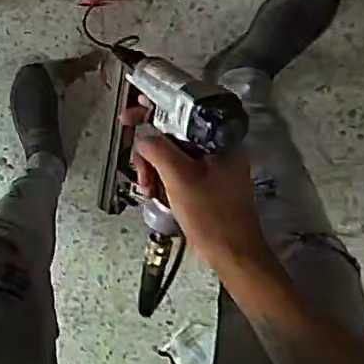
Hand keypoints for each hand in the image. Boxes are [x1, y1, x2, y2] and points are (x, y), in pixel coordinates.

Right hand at [131, 118, 268, 271]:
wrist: (233, 255)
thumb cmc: (211, 215)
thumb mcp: (179, 178)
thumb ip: (158, 150)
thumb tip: (143, 138)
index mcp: (219, 140)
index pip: (183, 112)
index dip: (154, 109)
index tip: (131, 114)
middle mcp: (218, 148)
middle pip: (172, 135)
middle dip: (150, 151)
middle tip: (138, 168)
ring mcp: (212, 166)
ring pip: (172, 154)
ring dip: (153, 168)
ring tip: (147, 188)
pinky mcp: (206, 182)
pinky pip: (177, 170)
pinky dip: (162, 178)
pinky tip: (154, 193)